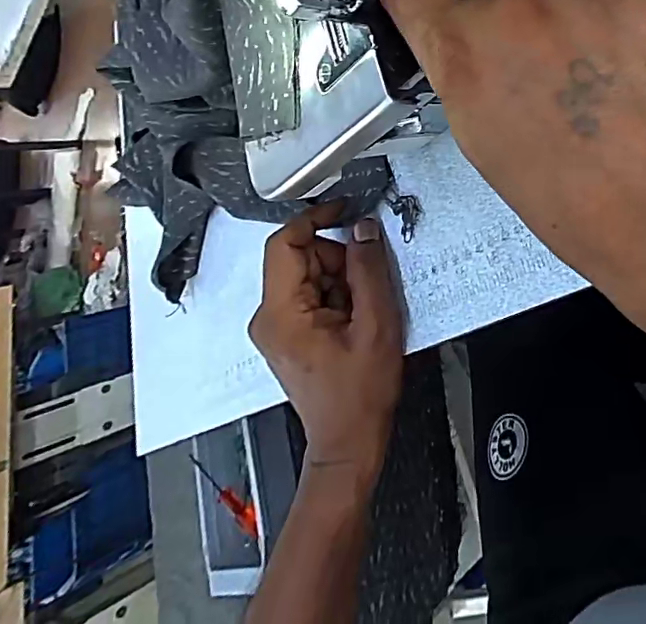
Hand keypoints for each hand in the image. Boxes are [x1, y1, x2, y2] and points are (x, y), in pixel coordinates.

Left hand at [250, 204, 403, 479]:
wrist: (349, 438)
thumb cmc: (360, 390)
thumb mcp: (377, 322)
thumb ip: (369, 269)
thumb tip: (364, 228)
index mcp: (281, 313)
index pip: (284, 244)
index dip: (315, 218)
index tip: (346, 208)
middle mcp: (268, 316)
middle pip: (302, 258)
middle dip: (340, 259)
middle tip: (370, 285)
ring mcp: (276, 326)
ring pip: (310, 274)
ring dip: (343, 279)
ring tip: (365, 311)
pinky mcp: (288, 333)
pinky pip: (313, 293)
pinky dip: (339, 295)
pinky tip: (357, 319)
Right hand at [375, 0, 645, 339]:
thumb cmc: (576, 200)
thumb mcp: (487, 142)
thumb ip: (470, 78)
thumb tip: (475, 55)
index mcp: (461, 56)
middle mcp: (512, 16)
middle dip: (517, 26)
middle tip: (549, 75)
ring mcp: (576, 0)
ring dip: (577, 31)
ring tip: (600, 89)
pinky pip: (614, 3)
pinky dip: (622, 32)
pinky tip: (630, 77)